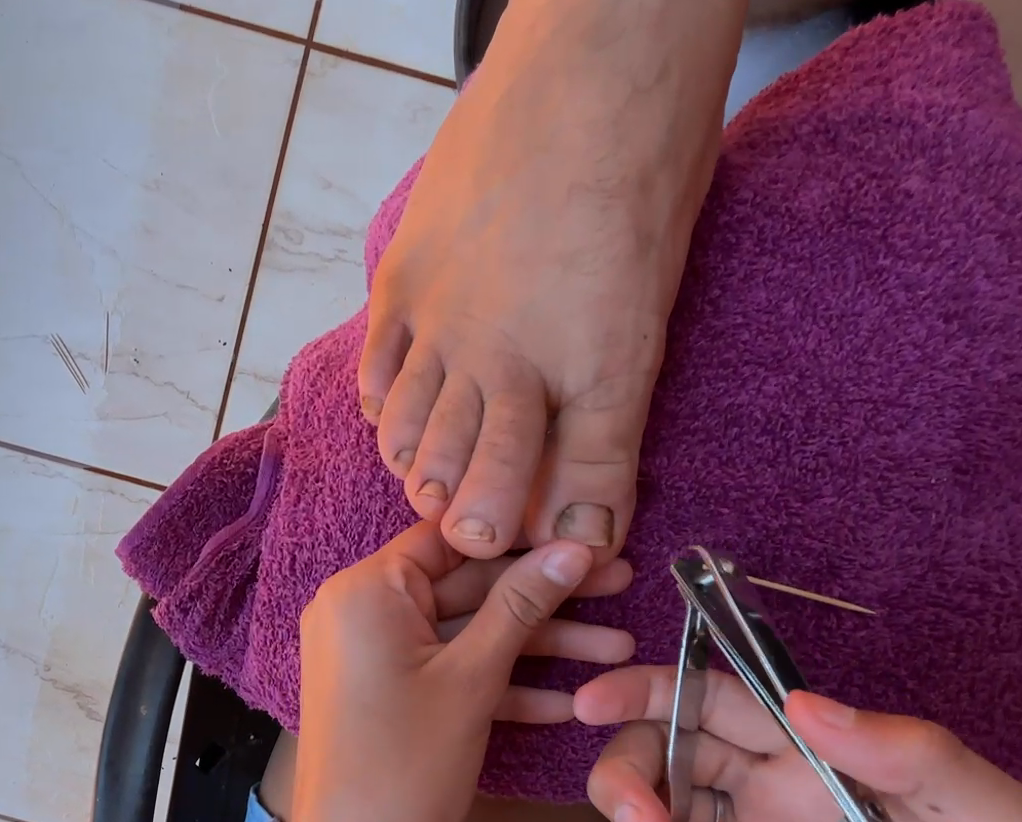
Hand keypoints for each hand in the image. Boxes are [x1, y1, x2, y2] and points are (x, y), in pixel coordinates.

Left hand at [212, 522, 629, 821]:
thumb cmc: (405, 767)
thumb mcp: (472, 678)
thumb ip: (521, 605)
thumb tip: (573, 547)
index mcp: (366, 589)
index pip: (453, 539)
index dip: (524, 539)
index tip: (588, 540)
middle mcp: (359, 609)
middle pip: (465, 588)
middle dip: (545, 599)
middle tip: (622, 587)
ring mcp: (372, 652)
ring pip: (463, 635)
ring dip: (535, 647)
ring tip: (618, 651)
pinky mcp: (386, 690)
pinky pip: (445, 671)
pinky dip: (498, 683)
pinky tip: (566, 702)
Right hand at [360, 0, 742, 559]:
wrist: (590, 72)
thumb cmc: (641, 187)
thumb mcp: (647, 325)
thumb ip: (608, 436)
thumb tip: (592, 524)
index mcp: (569, 375)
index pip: (536, 493)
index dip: (527, 535)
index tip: (526, 549)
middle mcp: (491, 359)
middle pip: (456, 470)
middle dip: (464, 515)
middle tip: (465, 532)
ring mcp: (437, 319)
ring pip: (407, 428)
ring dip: (417, 467)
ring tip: (426, 485)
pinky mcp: (401, 281)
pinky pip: (374, 370)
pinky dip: (381, 407)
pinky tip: (390, 416)